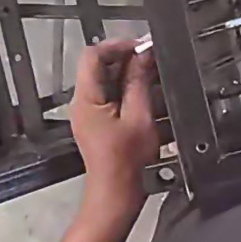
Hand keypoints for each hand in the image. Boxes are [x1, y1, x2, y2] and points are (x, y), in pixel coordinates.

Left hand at [60, 39, 159, 241]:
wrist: (118, 196)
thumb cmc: (126, 164)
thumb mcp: (139, 117)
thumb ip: (140, 82)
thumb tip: (143, 55)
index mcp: (86, 99)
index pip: (93, 55)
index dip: (118, 45)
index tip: (142, 46)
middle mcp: (83, 104)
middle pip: (101, 68)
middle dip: (129, 61)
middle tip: (154, 61)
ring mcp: (91, 115)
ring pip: (110, 82)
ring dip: (134, 78)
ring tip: (157, 80)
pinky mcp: (101, 124)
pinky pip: (114, 99)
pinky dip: (133, 94)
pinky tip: (152, 99)